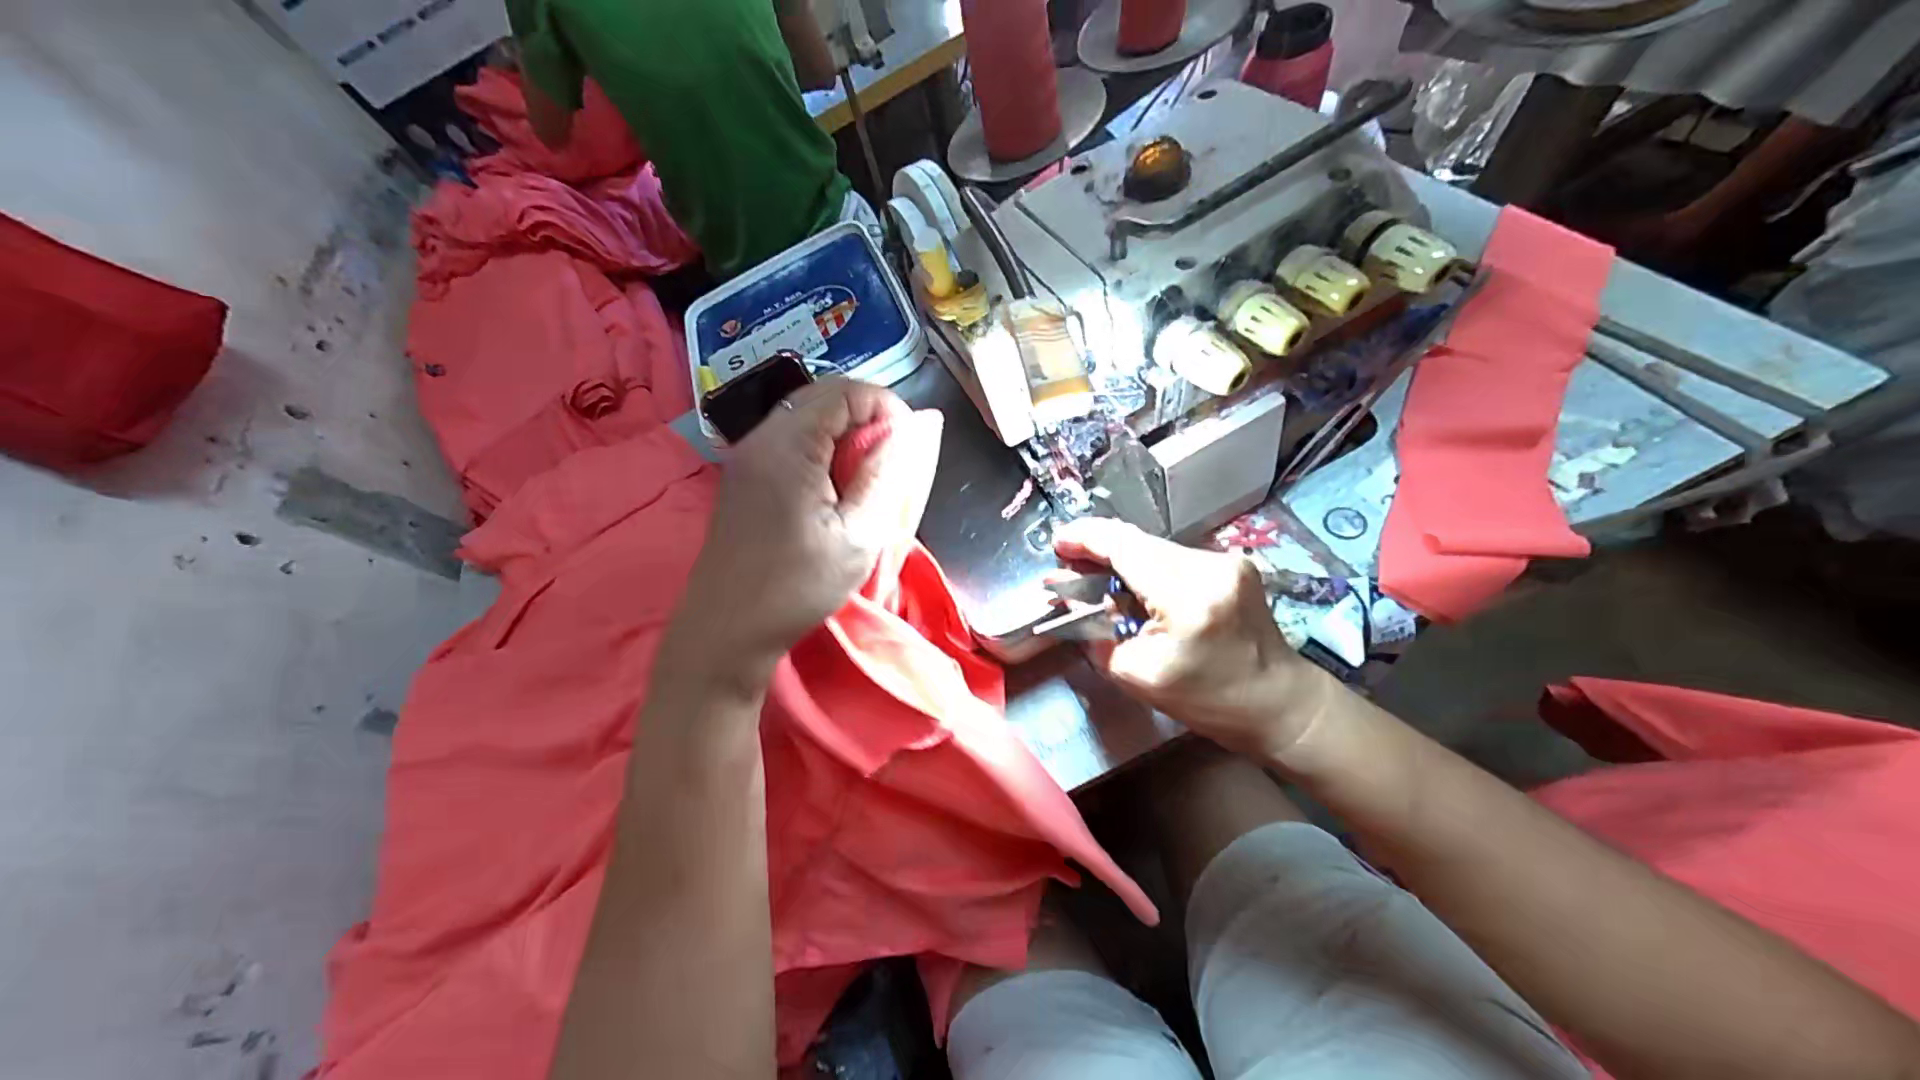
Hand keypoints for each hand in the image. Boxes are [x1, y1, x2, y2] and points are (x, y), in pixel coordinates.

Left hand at [667, 378, 920, 685]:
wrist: (725, 630)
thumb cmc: (796, 587)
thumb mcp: (858, 535)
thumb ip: (887, 474)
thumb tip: (912, 428)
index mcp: (788, 445)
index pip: (846, 391)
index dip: (886, 407)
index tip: (908, 447)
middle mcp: (761, 438)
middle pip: (823, 396)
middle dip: (867, 417)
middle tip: (892, 461)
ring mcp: (746, 457)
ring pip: (806, 417)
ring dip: (845, 434)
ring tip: (867, 476)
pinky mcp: (743, 477)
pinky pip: (789, 441)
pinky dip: (821, 449)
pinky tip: (833, 489)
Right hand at [1052, 518, 1331, 760]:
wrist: (1278, 703)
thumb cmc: (1208, 700)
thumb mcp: (1137, 676)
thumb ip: (1098, 632)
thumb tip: (1072, 596)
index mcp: (1187, 597)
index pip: (1125, 546)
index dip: (1086, 538)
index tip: (1058, 544)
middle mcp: (1210, 565)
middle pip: (1138, 542)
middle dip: (1098, 551)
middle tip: (1069, 568)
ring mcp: (1226, 560)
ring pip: (1155, 547)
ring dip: (1123, 560)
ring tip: (1099, 582)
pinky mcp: (1233, 564)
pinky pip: (1174, 557)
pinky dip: (1148, 568)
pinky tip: (1136, 589)